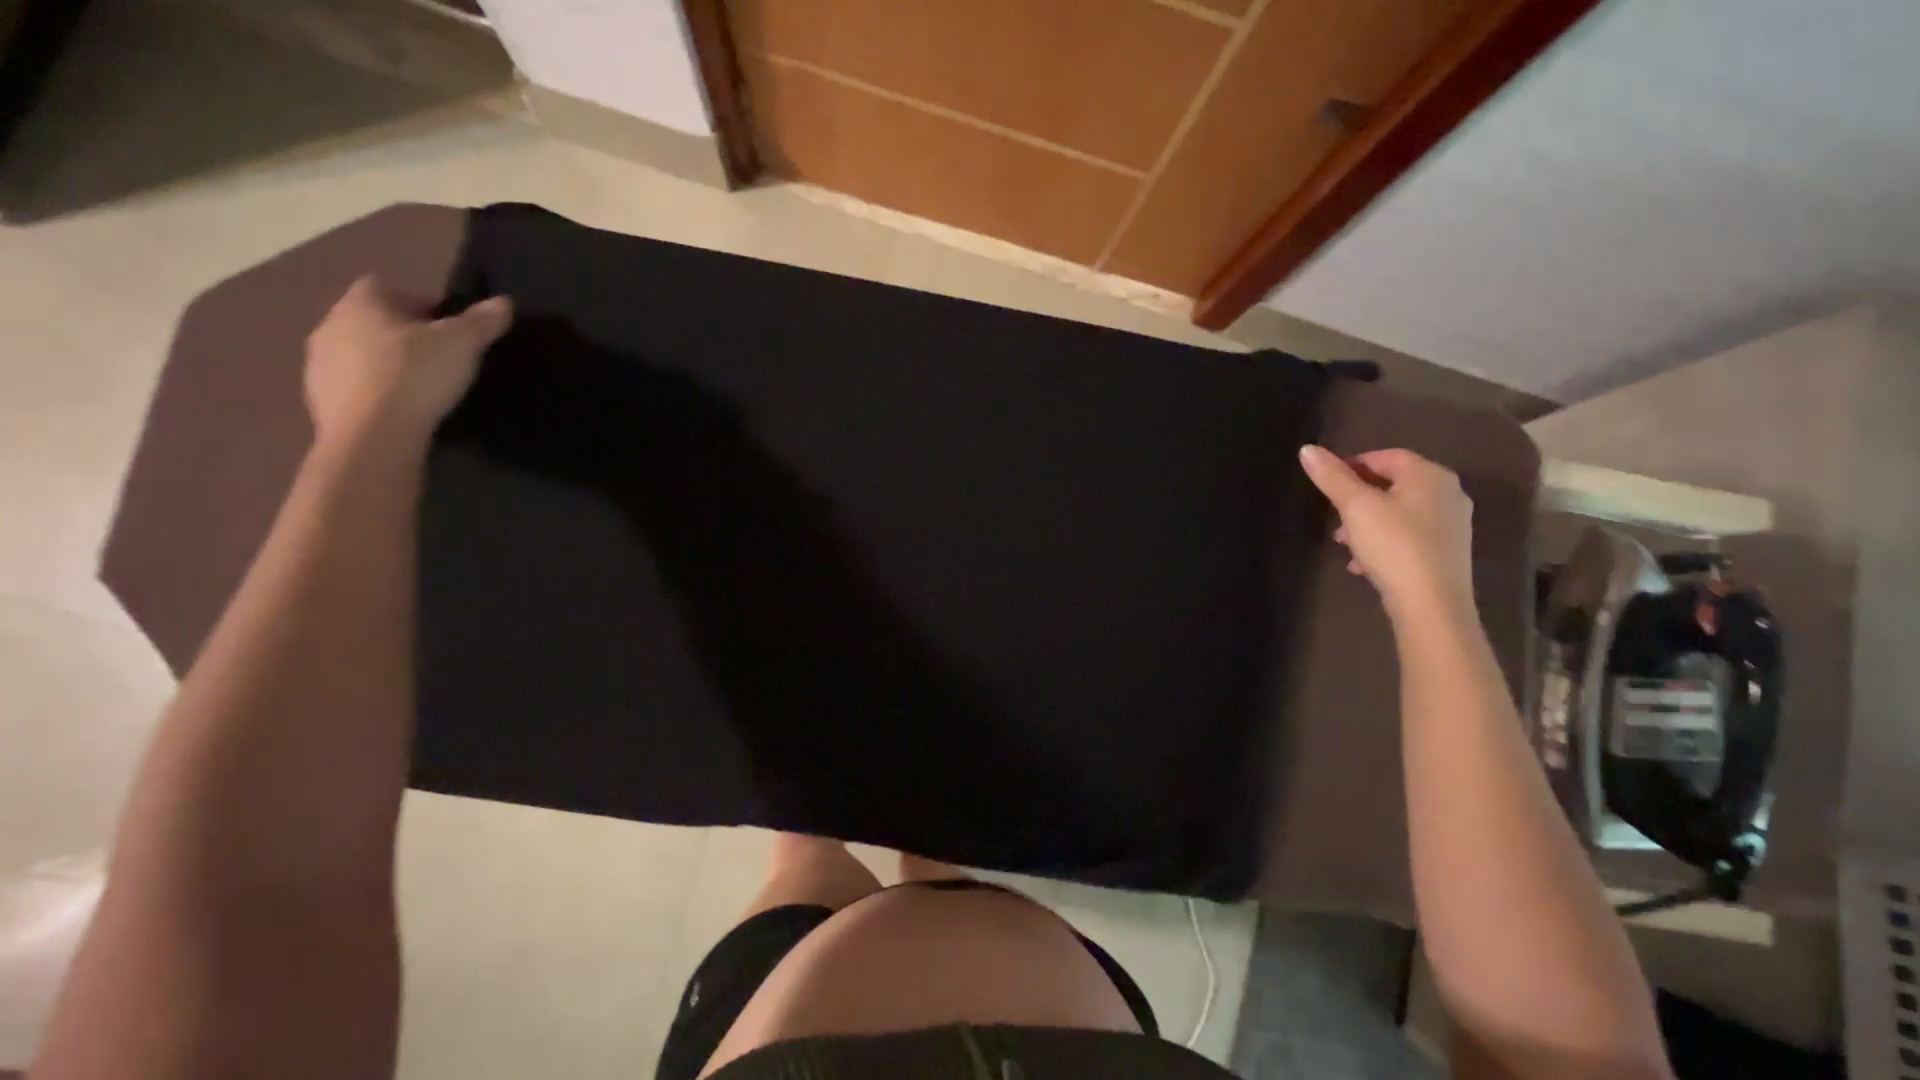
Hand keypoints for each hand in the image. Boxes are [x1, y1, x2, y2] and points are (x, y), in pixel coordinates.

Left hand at [304, 276, 512, 448]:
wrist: (372, 438)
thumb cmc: (415, 376)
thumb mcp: (463, 344)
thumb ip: (483, 321)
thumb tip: (504, 302)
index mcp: (361, 303)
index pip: (386, 287)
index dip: (419, 303)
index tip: (447, 328)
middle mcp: (330, 325)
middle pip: (371, 321)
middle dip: (402, 335)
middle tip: (438, 358)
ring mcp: (318, 365)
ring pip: (359, 355)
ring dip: (384, 365)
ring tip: (420, 388)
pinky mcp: (319, 401)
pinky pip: (353, 388)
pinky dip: (374, 393)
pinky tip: (400, 411)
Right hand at [1298, 445, 1475, 621]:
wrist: (1432, 605)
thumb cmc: (1394, 546)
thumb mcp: (1355, 508)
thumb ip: (1332, 477)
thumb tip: (1307, 449)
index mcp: (1430, 475)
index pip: (1387, 456)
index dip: (1353, 464)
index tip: (1327, 480)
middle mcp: (1448, 494)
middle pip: (1394, 485)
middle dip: (1358, 498)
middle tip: (1333, 514)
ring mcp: (1452, 525)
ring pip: (1400, 513)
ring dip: (1368, 523)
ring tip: (1343, 543)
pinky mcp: (1448, 554)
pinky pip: (1409, 537)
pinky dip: (1384, 543)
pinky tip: (1364, 564)